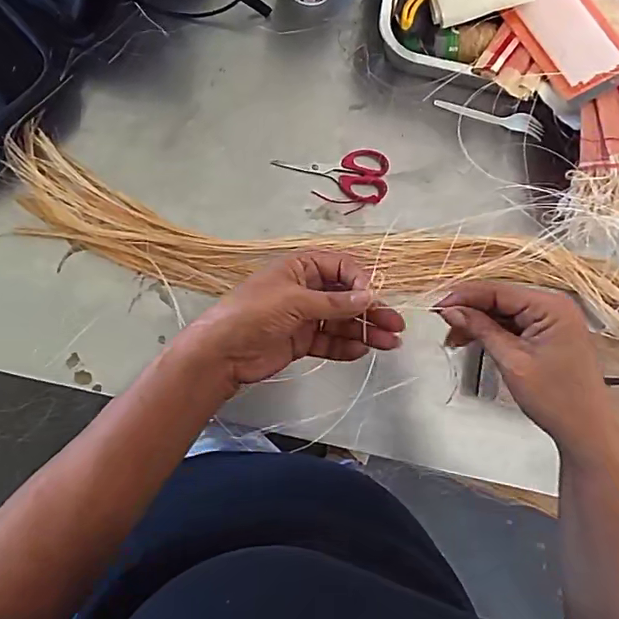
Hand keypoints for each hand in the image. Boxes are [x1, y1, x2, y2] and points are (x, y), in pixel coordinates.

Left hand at [171, 251, 404, 389]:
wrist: (222, 351)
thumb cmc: (253, 314)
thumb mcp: (294, 301)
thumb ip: (333, 302)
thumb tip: (369, 297)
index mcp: (299, 268)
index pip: (339, 267)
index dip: (360, 281)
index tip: (374, 298)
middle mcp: (303, 289)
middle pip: (345, 296)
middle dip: (370, 309)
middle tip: (396, 325)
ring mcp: (303, 316)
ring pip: (341, 320)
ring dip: (365, 330)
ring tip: (389, 343)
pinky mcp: (300, 340)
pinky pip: (330, 341)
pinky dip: (346, 345)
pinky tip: (362, 350)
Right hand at [435, 281, 616, 454]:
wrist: (586, 433)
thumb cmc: (556, 398)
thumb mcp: (511, 360)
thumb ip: (480, 328)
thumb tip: (451, 310)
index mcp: (552, 307)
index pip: (498, 291)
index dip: (464, 296)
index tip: (438, 306)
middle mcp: (555, 307)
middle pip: (500, 298)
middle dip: (469, 310)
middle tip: (442, 322)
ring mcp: (554, 320)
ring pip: (503, 311)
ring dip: (478, 322)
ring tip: (454, 336)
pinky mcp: (549, 334)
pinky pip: (513, 323)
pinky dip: (491, 330)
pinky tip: (472, 339)